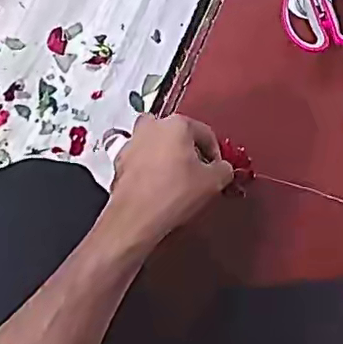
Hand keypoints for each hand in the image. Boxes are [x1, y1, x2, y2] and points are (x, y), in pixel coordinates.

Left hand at [100, 114, 233, 250]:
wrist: (135, 219)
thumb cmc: (174, 194)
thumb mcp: (213, 182)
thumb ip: (224, 169)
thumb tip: (222, 169)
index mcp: (178, 123)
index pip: (205, 133)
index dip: (215, 152)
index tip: (216, 168)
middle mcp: (153, 126)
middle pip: (177, 133)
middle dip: (187, 149)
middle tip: (196, 170)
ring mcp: (132, 142)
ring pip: (155, 142)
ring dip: (164, 154)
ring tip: (174, 177)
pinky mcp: (118, 161)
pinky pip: (139, 159)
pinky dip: (147, 167)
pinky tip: (155, 185)